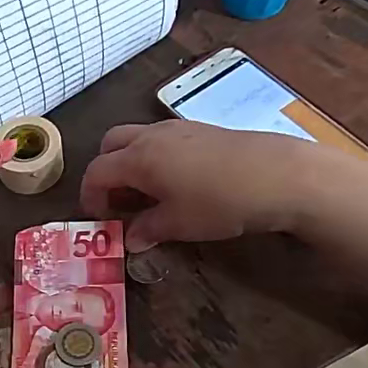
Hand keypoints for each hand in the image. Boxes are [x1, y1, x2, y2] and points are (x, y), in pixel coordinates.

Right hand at [78, 121, 339, 250]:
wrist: (277, 175)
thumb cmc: (219, 202)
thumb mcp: (178, 224)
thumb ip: (148, 229)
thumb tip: (131, 238)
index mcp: (138, 158)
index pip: (97, 171)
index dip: (90, 196)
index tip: (99, 220)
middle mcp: (151, 136)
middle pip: (110, 144)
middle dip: (105, 172)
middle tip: (118, 202)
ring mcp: (177, 128)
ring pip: (137, 138)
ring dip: (130, 164)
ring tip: (147, 196)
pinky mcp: (201, 130)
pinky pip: (162, 140)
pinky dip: (154, 158)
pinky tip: (176, 183)